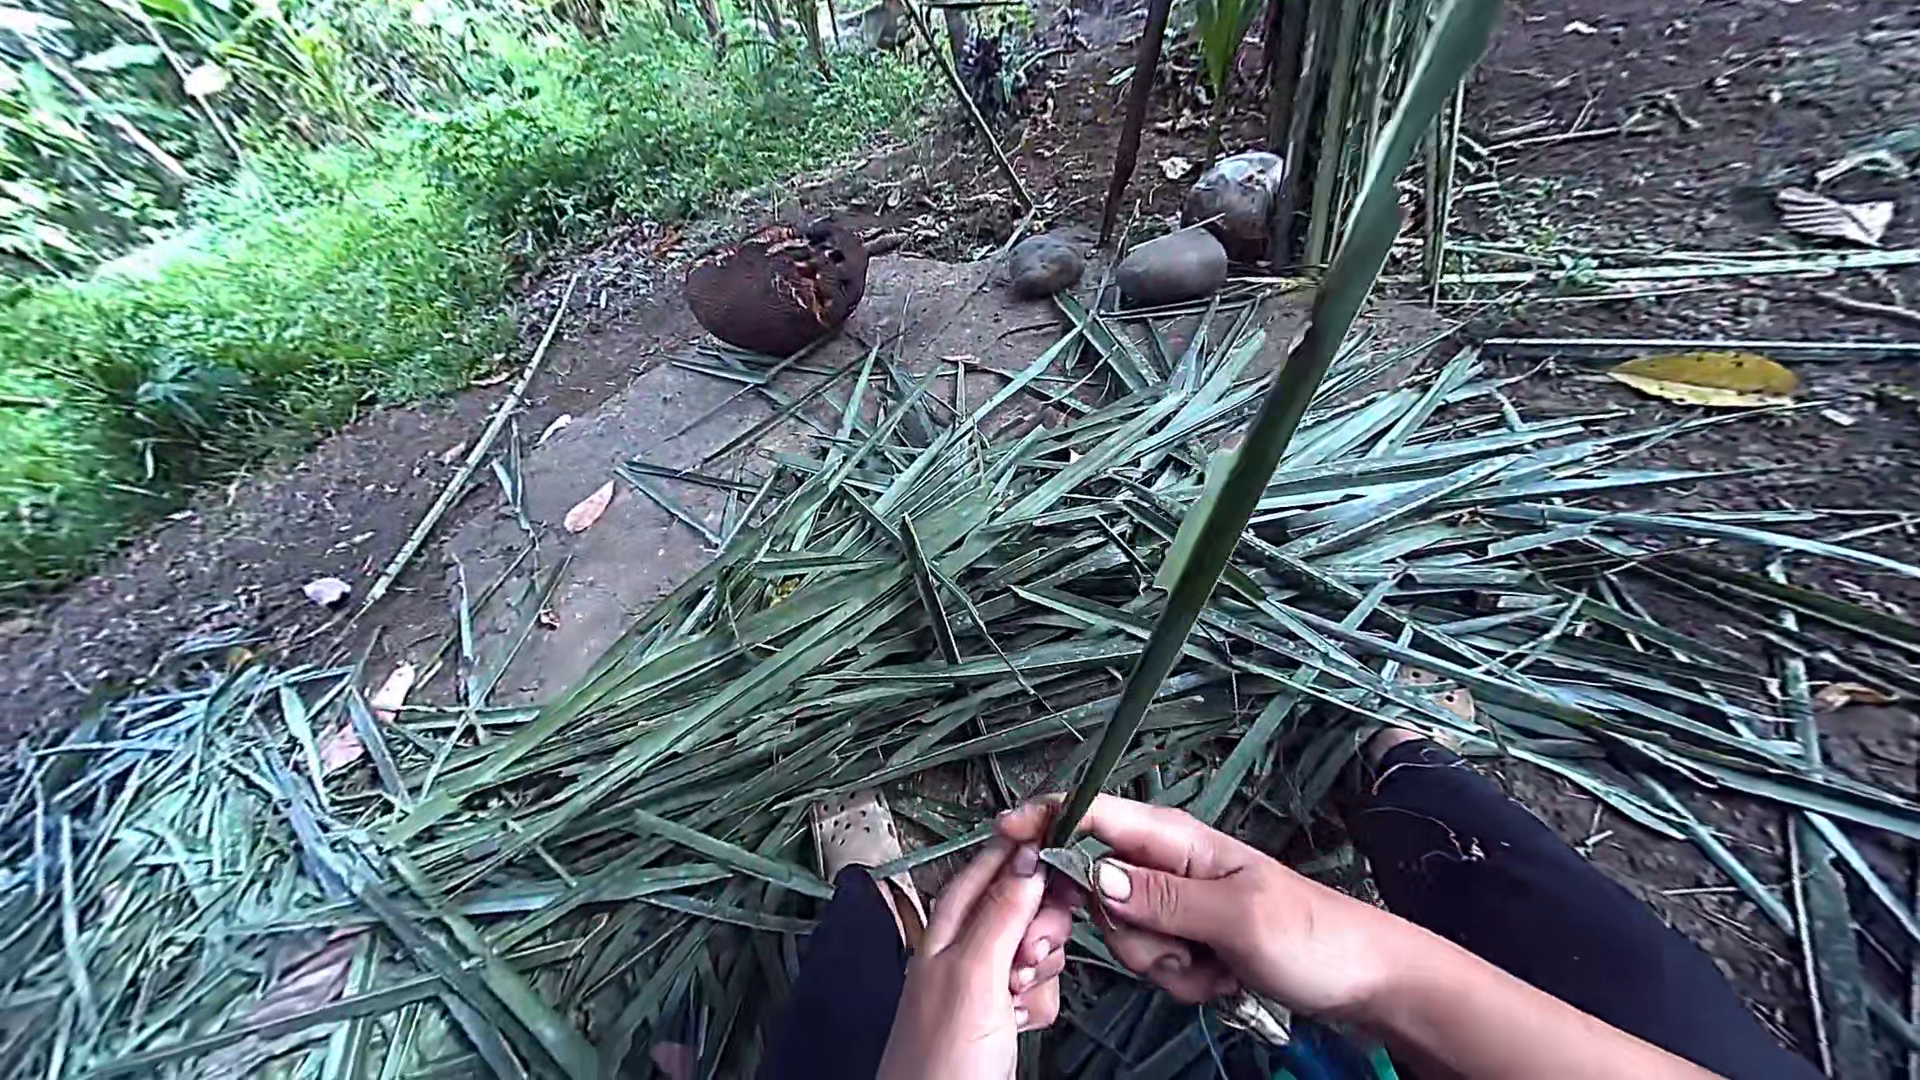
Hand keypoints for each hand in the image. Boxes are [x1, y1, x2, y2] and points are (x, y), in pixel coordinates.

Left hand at [876, 839, 1072, 1079]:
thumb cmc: (937, 1061)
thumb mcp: (973, 973)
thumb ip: (1003, 911)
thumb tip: (1029, 856)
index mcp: (952, 914)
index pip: (996, 856)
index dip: (1029, 852)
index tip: (1059, 858)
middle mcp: (971, 936)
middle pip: (1027, 900)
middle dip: (1040, 926)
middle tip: (1029, 954)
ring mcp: (990, 972)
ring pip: (1041, 941)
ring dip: (1040, 969)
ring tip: (1015, 996)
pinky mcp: (1006, 1004)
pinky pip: (1044, 981)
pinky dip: (1039, 1001)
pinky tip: (1018, 1021)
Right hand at [998, 795, 1403, 1018]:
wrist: (1359, 979)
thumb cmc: (1307, 933)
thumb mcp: (1236, 916)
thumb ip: (1162, 896)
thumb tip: (1093, 875)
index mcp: (1170, 835)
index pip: (1091, 812)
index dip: (1045, 816)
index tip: (1005, 831)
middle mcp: (1160, 860)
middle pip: (1094, 883)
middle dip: (1125, 927)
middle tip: (1175, 949)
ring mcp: (1167, 897)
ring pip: (1118, 927)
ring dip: (1159, 959)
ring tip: (1212, 963)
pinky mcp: (1178, 931)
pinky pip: (1147, 955)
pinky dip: (1177, 976)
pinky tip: (1218, 975)